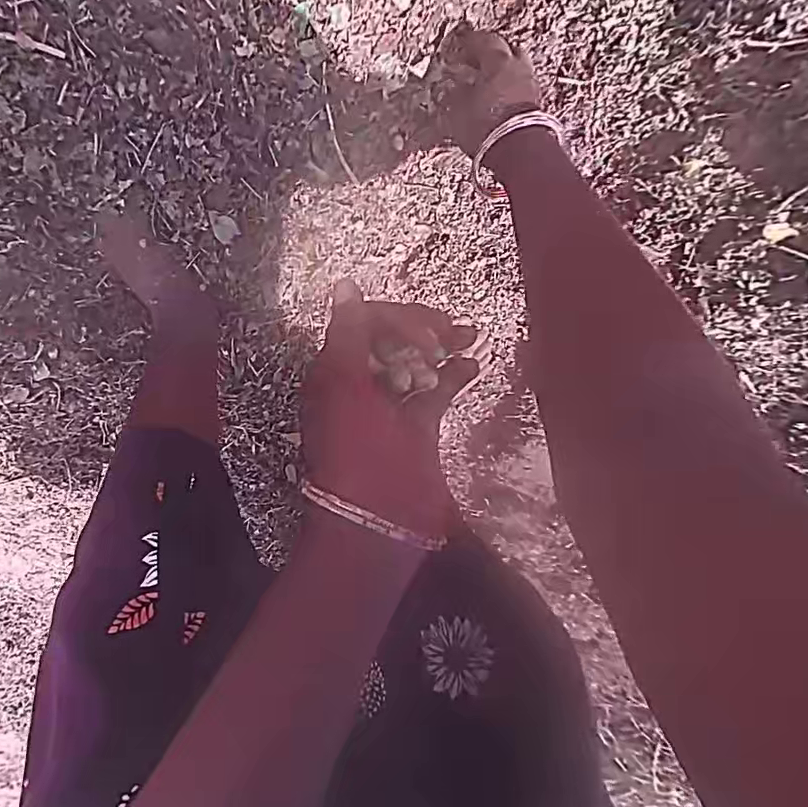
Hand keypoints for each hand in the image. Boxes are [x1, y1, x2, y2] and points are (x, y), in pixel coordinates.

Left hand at [302, 281, 480, 538]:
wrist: (377, 520)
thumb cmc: (357, 452)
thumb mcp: (346, 387)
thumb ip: (346, 335)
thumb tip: (345, 286)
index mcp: (336, 370)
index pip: (365, 323)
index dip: (397, 319)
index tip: (427, 331)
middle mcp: (361, 383)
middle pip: (392, 339)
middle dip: (421, 329)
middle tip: (452, 332)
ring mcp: (391, 405)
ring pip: (416, 362)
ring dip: (440, 347)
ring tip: (469, 337)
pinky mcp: (416, 426)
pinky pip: (435, 391)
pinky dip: (452, 376)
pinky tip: (471, 366)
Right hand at [436, 25, 542, 154]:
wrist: (518, 152)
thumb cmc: (488, 127)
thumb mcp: (456, 110)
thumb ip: (451, 95)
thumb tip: (445, 89)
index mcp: (499, 61)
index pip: (483, 40)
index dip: (467, 42)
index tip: (458, 46)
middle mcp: (518, 69)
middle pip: (505, 51)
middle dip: (489, 55)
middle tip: (473, 62)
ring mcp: (530, 88)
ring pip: (515, 71)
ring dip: (501, 74)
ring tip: (485, 85)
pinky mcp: (534, 108)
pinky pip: (520, 92)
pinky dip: (508, 92)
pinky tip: (496, 103)